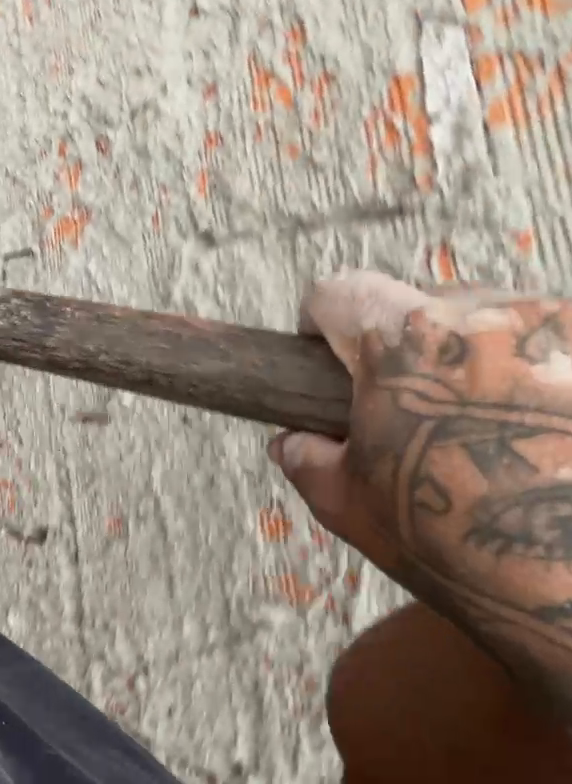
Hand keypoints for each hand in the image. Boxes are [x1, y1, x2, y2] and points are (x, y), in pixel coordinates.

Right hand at [272, 270, 571, 714]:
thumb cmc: (470, 552)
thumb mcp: (345, 503)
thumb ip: (306, 455)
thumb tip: (301, 441)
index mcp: (406, 341)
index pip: (340, 292)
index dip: (321, 325)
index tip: (327, 358)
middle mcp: (497, 321)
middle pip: (431, 303)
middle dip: (417, 347)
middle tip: (421, 411)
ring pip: (511, 326)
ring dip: (493, 364)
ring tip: (502, 434)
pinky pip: (567, 358)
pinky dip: (552, 388)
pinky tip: (550, 441)